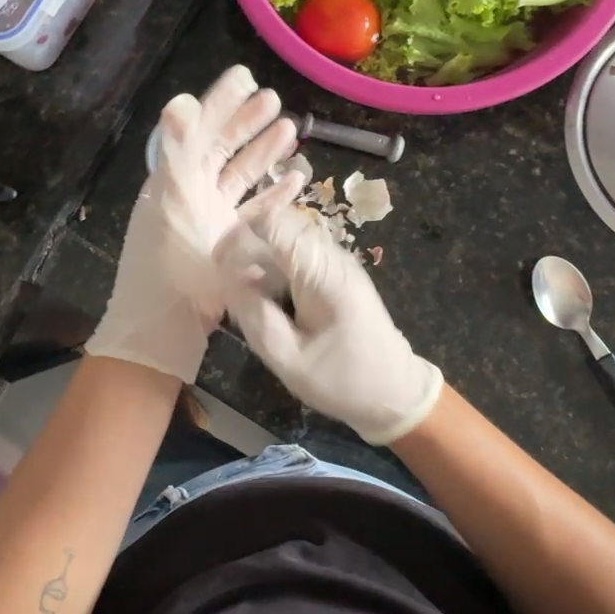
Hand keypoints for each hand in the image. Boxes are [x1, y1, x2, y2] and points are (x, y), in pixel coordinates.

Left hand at [85, 66, 302, 382]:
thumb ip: (178, 149)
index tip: (245, 76)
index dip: (220, 102)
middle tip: (275, 100)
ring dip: (265, 154)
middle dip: (247, 123)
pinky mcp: (230, 247)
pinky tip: (296, 181)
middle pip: (222, 149)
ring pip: (242, 178)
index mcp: (175, 182)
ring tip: (292, 131)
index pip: (198, 130)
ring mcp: (212, 222)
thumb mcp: (174, 201)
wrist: (166, 327)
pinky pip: (256, 213)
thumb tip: (180, 100)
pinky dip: (275, 196)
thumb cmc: (170, 262)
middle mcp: (192, 196)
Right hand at [217, 202, 442, 444]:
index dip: (238, 237)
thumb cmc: (342, 379)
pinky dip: (274, 266)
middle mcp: (331, 256)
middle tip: (225, 279)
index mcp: (322, 272)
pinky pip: (298, 253)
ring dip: (258, 255)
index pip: (273, 222)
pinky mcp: (336, 273)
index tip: (219, 268)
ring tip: (242, 290)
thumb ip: (253, 315)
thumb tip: (227, 280)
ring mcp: (337, 261)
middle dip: (244, 244)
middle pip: (279, 222)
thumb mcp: (287, 358)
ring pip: (287, 236)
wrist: (394, 391)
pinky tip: (264, 295)